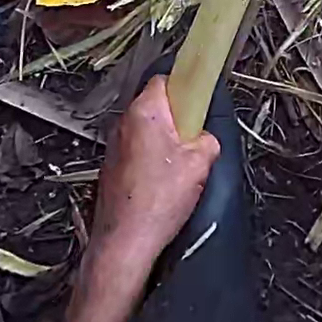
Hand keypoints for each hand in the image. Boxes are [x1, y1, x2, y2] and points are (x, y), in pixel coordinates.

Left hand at [87, 76, 220, 276]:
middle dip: (177, 119)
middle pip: (157, 105)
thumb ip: (208, 140)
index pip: (165, 79)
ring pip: (147, 129)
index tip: (198, 99)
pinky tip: (163, 182)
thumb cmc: (155, 203)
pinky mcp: (113, 164)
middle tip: (192, 140)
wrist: (125, 241)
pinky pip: (138, 149)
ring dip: (164, 141)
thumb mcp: (200, 164)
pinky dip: (151, 159)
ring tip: (178, 167)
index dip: (184, 87)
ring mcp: (115, 144)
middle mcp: (125, 122)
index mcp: (146, 112)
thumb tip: (205, 139)